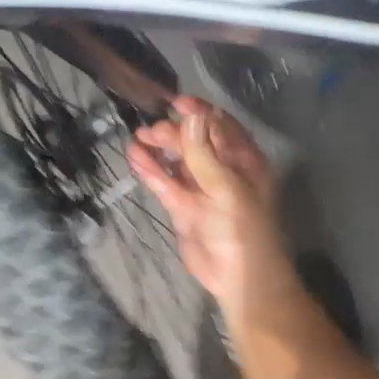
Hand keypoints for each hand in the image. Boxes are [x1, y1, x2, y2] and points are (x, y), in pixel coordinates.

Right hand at [126, 96, 288, 318]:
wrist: (238, 275)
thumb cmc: (242, 228)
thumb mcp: (226, 187)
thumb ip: (205, 154)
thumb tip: (191, 117)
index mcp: (243, 161)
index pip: (221, 127)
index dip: (200, 113)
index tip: (176, 103)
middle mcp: (222, 171)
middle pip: (195, 142)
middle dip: (174, 131)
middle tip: (151, 129)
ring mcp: (201, 189)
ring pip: (177, 162)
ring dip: (159, 148)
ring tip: (138, 138)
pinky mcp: (183, 209)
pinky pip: (165, 184)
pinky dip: (151, 170)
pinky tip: (135, 157)